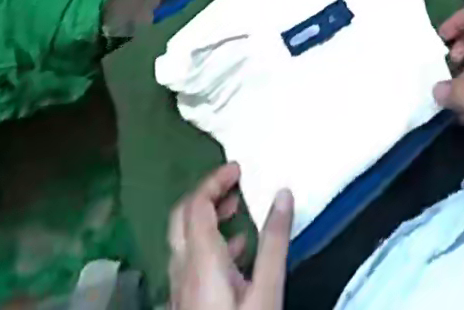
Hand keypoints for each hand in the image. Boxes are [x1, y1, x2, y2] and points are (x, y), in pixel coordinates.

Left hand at [168, 162, 292, 309]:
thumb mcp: (267, 290)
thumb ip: (274, 241)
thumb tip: (284, 192)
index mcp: (201, 260)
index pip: (197, 204)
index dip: (215, 180)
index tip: (239, 168)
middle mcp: (182, 271)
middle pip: (182, 218)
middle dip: (206, 194)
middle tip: (235, 184)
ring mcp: (180, 291)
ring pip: (184, 241)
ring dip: (208, 219)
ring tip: (238, 212)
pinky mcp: (186, 306)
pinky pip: (191, 262)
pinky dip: (210, 244)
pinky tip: (237, 254)